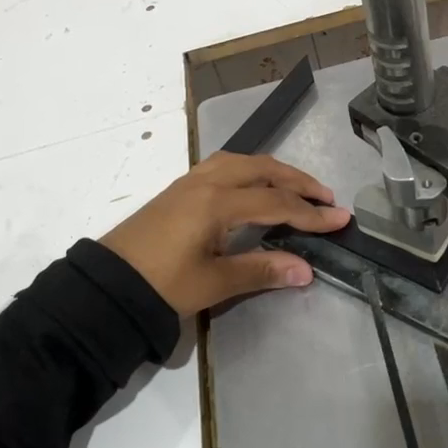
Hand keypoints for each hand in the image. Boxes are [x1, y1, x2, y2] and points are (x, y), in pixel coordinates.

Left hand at [100, 152, 350, 316]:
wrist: (106, 285)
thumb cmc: (160, 285)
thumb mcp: (213, 283)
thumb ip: (261, 271)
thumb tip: (306, 269)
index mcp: (218, 202)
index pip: (277, 202)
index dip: (312, 213)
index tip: (342, 219)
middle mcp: (207, 181)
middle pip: (264, 170)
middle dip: (298, 182)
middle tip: (326, 198)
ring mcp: (191, 181)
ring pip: (243, 162)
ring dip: (274, 171)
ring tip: (296, 188)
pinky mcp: (180, 189)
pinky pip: (225, 165)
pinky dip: (251, 170)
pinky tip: (255, 185)